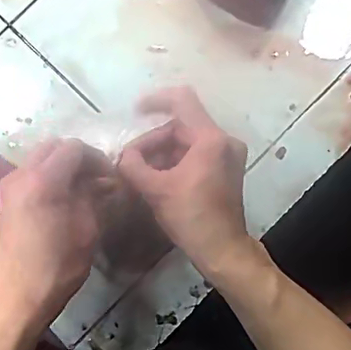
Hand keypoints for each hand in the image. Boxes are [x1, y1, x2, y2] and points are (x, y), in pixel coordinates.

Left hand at [0, 139, 110, 331]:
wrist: (16, 296)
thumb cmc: (57, 267)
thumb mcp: (87, 230)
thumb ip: (94, 197)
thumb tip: (103, 182)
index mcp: (43, 181)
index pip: (74, 148)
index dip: (98, 159)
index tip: (112, 179)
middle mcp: (20, 175)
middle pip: (54, 147)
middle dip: (80, 158)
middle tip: (100, 180)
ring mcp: (9, 186)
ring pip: (41, 158)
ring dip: (65, 167)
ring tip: (85, 191)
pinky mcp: (5, 199)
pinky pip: (31, 173)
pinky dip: (51, 176)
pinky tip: (66, 199)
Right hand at [117, 88, 255, 277]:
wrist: (222, 249)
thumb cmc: (191, 217)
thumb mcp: (155, 190)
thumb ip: (133, 165)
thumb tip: (122, 156)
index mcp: (211, 139)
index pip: (182, 100)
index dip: (155, 100)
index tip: (135, 111)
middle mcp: (224, 141)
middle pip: (181, 126)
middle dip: (153, 141)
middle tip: (130, 160)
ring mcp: (228, 156)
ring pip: (187, 142)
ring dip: (161, 153)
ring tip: (139, 171)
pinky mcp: (226, 170)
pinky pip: (196, 155)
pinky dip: (175, 162)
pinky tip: (155, 178)